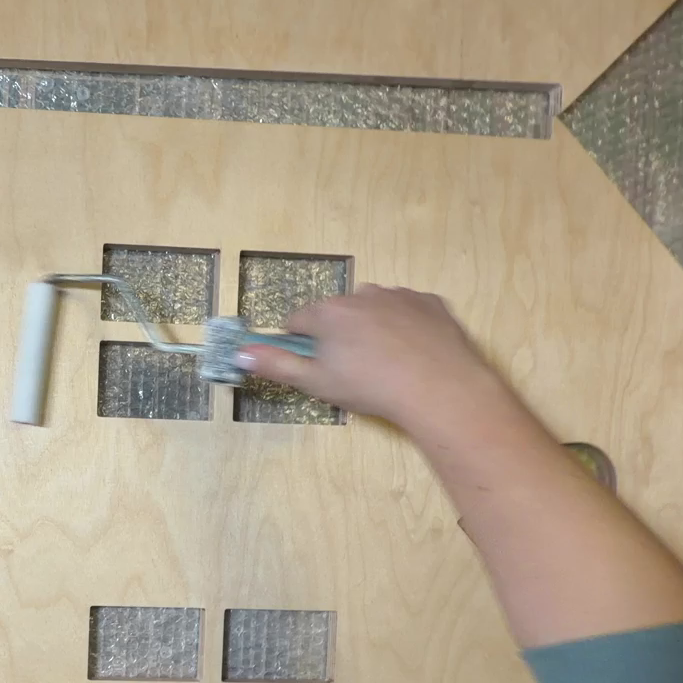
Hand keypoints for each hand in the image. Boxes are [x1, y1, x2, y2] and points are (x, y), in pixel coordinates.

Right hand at [238, 285, 504, 430]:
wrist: (441, 388)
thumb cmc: (369, 387)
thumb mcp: (315, 382)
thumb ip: (276, 364)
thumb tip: (240, 352)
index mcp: (328, 313)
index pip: (296, 321)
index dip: (297, 343)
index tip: (309, 364)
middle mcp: (361, 294)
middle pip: (333, 312)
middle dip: (333, 334)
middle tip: (345, 368)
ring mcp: (398, 295)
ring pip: (369, 308)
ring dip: (365, 327)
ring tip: (379, 361)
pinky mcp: (429, 302)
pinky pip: (403, 309)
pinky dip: (400, 325)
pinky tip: (407, 351)